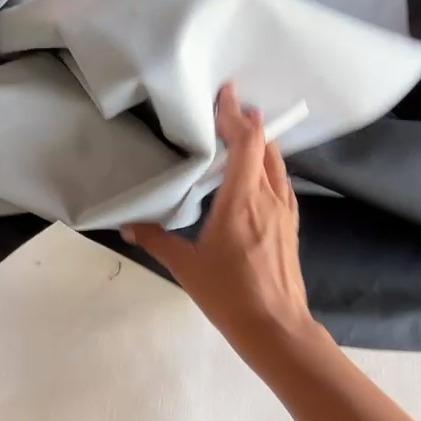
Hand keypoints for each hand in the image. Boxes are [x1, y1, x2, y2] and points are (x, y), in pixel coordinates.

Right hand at [123, 83, 311, 349]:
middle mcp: (268, 198)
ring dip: (261, 145)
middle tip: (229, 111)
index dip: (236, 115)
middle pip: (265, 146)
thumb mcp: (186, 267)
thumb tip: (130, 226)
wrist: (275, 326)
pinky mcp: (291, 226)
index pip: (246, 143)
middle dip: (248, 124)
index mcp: (242, 201)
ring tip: (242, 136)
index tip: (225, 94)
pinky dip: (269, 168)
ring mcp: (285, 212)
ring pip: (277, 164)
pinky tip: (257, 178)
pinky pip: (282, 184)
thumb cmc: (229, 295)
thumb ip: (158, 241)